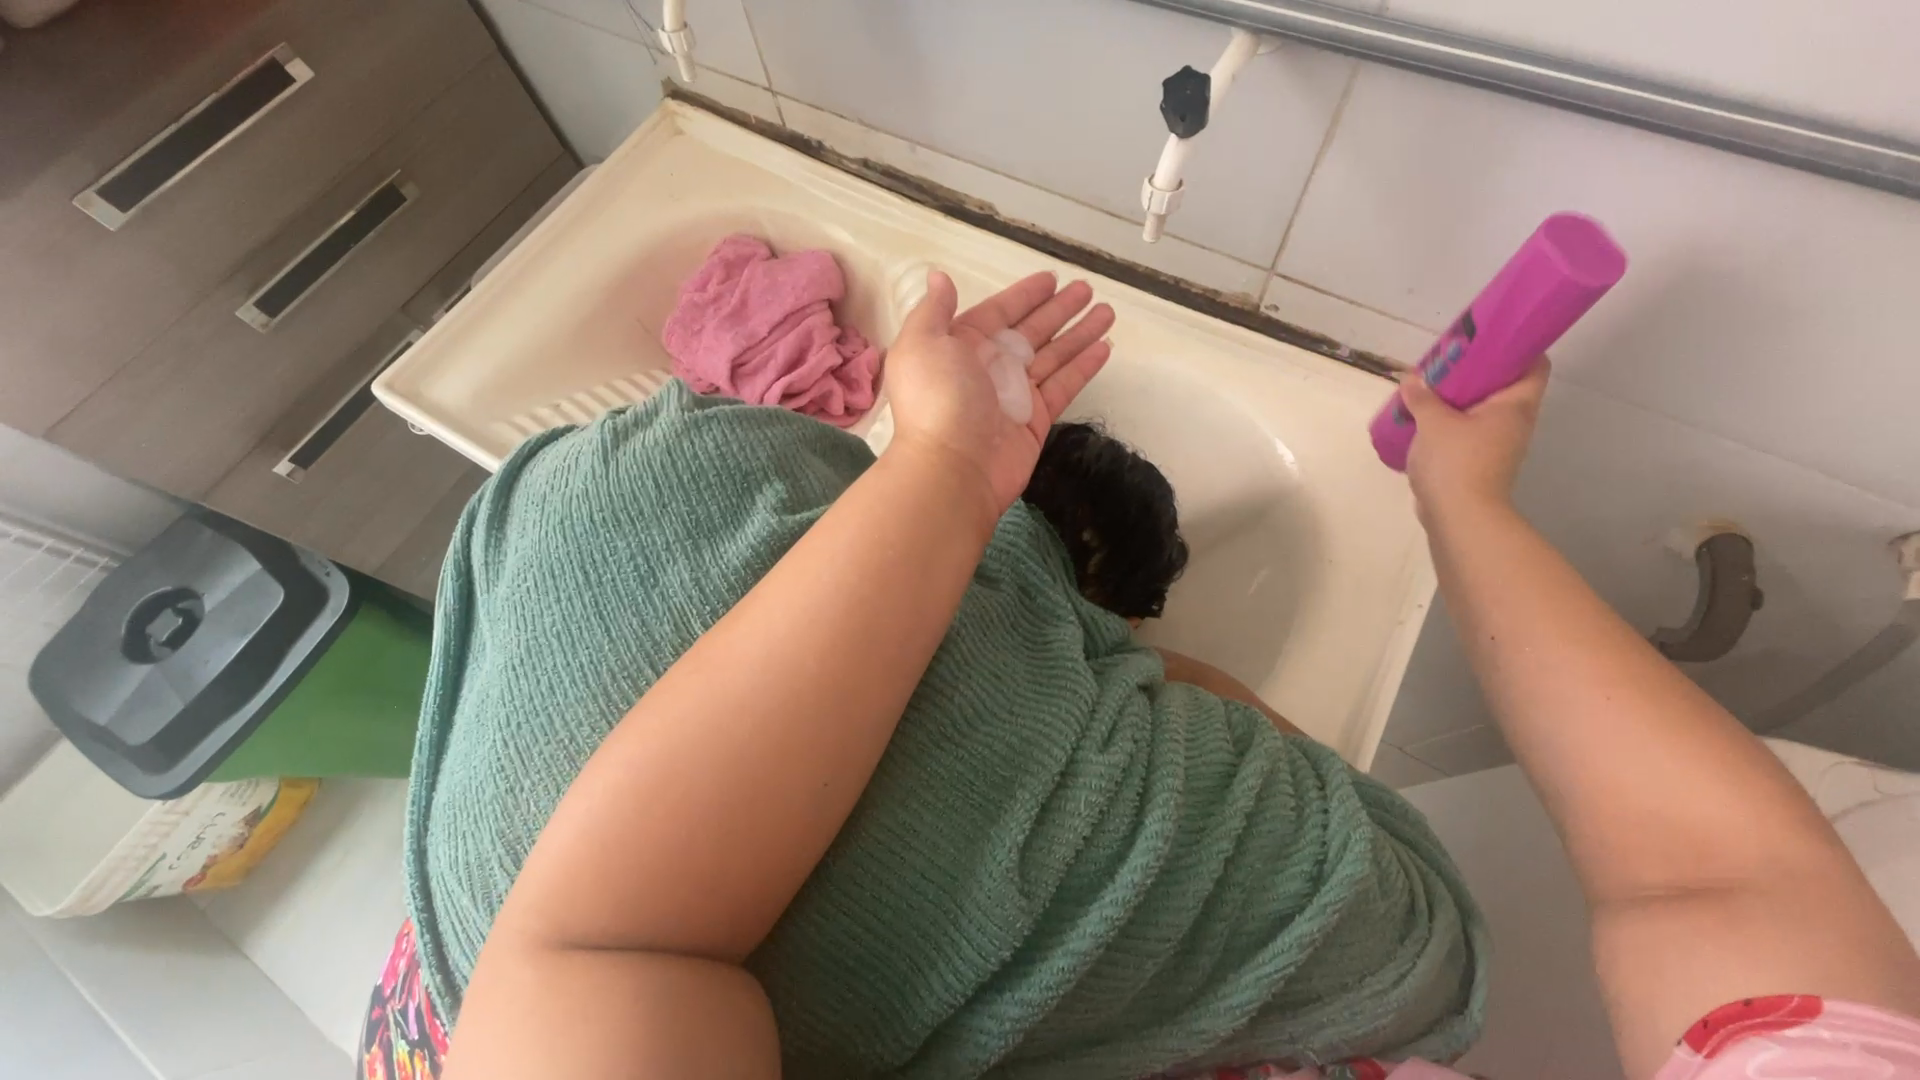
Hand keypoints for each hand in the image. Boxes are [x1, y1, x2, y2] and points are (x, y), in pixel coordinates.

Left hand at [882, 268, 1113, 516]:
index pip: (999, 313)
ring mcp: (1014, 396)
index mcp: (961, 346)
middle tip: (1087, 290)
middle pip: (1031, 331)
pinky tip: (1104, 347)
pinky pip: (1063, 386)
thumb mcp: (921, 343)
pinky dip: (1084, 367)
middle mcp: (989, 368)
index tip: (1051, 279)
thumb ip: (934, 309)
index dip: (1025, 296)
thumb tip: (938, 276)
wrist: (952, 468)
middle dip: (1059, 310)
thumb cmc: (936, 400)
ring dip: (1079, 333)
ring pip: (1053, 356)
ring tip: (1107, 311)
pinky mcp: (1036, 421)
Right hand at [1400, 358, 1549, 517]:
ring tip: (1428, 391)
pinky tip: (1423, 422)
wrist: (1459, 516)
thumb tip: (1411, 379)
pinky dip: (1449, 424)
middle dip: (1476, 373)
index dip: (1517, 347)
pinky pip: (1467, 432)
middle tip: (1446, 363)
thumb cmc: (1456, 462)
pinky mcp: (1479, 462)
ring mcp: (1498, 445)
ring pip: (1481, 411)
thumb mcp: (1433, 423)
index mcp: (1515, 406)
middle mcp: (1514, 422)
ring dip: (1458, 401)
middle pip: (1503, 386)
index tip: (1488, 339)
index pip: (1534, 365)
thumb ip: (1422, 398)